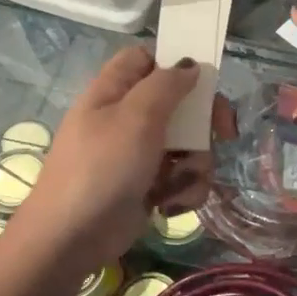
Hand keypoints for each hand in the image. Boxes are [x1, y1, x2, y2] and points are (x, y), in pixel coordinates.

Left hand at [13, 46, 212, 271]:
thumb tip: (190, 65)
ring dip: (196, 165)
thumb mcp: (136, 118)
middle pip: (181, 105)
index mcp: (114, 92)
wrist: (73, 237)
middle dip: (204, 123)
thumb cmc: (102, 168)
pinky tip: (170, 204)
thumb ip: (167, 85)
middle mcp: (128, 119)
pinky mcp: (150, 186)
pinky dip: (184, 191)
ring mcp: (140, 154)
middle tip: (223, 134)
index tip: (204, 81)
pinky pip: (183, 178)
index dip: (174, 64)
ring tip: (179, 183)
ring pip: (190, 145)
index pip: (146, 59)